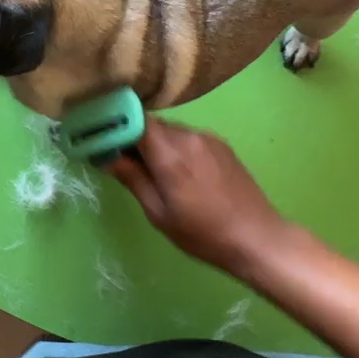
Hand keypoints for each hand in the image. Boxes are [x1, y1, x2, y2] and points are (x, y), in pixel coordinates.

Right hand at [107, 118, 303, 278]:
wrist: (258, 239)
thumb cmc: (203, 233)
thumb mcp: (158, 213)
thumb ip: (132, 179)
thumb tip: (106, 155)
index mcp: (170, 153)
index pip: (134, 118)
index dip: (115, 124)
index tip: (100, 139)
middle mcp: (188, 136)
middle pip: (150, 123)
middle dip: (132, 138)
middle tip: (121, 162)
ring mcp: (207, 138)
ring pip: (169, 131)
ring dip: (154, 145)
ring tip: (153, 174)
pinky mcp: (221, 144)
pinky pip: (187, 138)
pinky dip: (174, 148)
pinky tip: (180, 175)